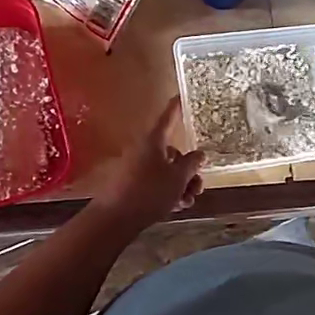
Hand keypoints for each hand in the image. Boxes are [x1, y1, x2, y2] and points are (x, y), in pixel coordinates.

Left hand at [91, 97, 204, 225]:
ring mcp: (136, 168)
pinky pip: (155, 182)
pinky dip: (168, 192)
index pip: (168, 118)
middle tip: (197, 186)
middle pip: (172, 153)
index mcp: (153, 141)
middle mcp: (143, 150)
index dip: (176, 108)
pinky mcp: (131, 185)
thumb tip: (199, 153)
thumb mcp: (178, 178)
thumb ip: (191, 164)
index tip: (180, 96)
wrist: (115, 218)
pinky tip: (176, 206)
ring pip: (166, 171)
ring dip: (181, 185)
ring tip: (188, 201)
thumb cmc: (149, 192)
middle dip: (188, 170)